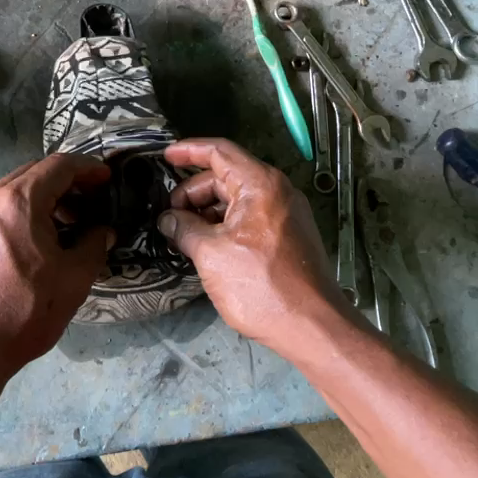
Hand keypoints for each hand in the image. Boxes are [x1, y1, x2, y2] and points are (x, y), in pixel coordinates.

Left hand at [0, 154, 115, 375]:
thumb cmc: (26, 310)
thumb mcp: (74, 279)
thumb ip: (94, 245)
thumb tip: (103, 231)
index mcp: (19, 201)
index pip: (59, 166)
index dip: (87, 167)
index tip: (106, 178)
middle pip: (35, 171)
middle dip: (67, 179)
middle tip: (93, 197)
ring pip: (16, 187)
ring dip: (46, 194)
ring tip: (71, 220)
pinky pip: (1, 205)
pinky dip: (25, 208)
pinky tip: (41, 234)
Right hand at [157, 138, 344, 352]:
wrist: (313, 328)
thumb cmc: (260, 285)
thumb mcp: (211, 254)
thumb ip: (185, 228)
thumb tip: (167, 218)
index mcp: (260, 184)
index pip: (219, 151)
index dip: (188, 150)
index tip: (164, 156)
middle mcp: (277, 190)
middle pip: (226, 176)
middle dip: (193, 192)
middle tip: (169, 216)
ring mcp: (286, 213)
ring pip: (237, 199)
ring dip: (208, 211)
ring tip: (184, 235)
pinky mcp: (288, 235)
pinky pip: (250, 216)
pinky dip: (225, 223)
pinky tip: (207, 245)